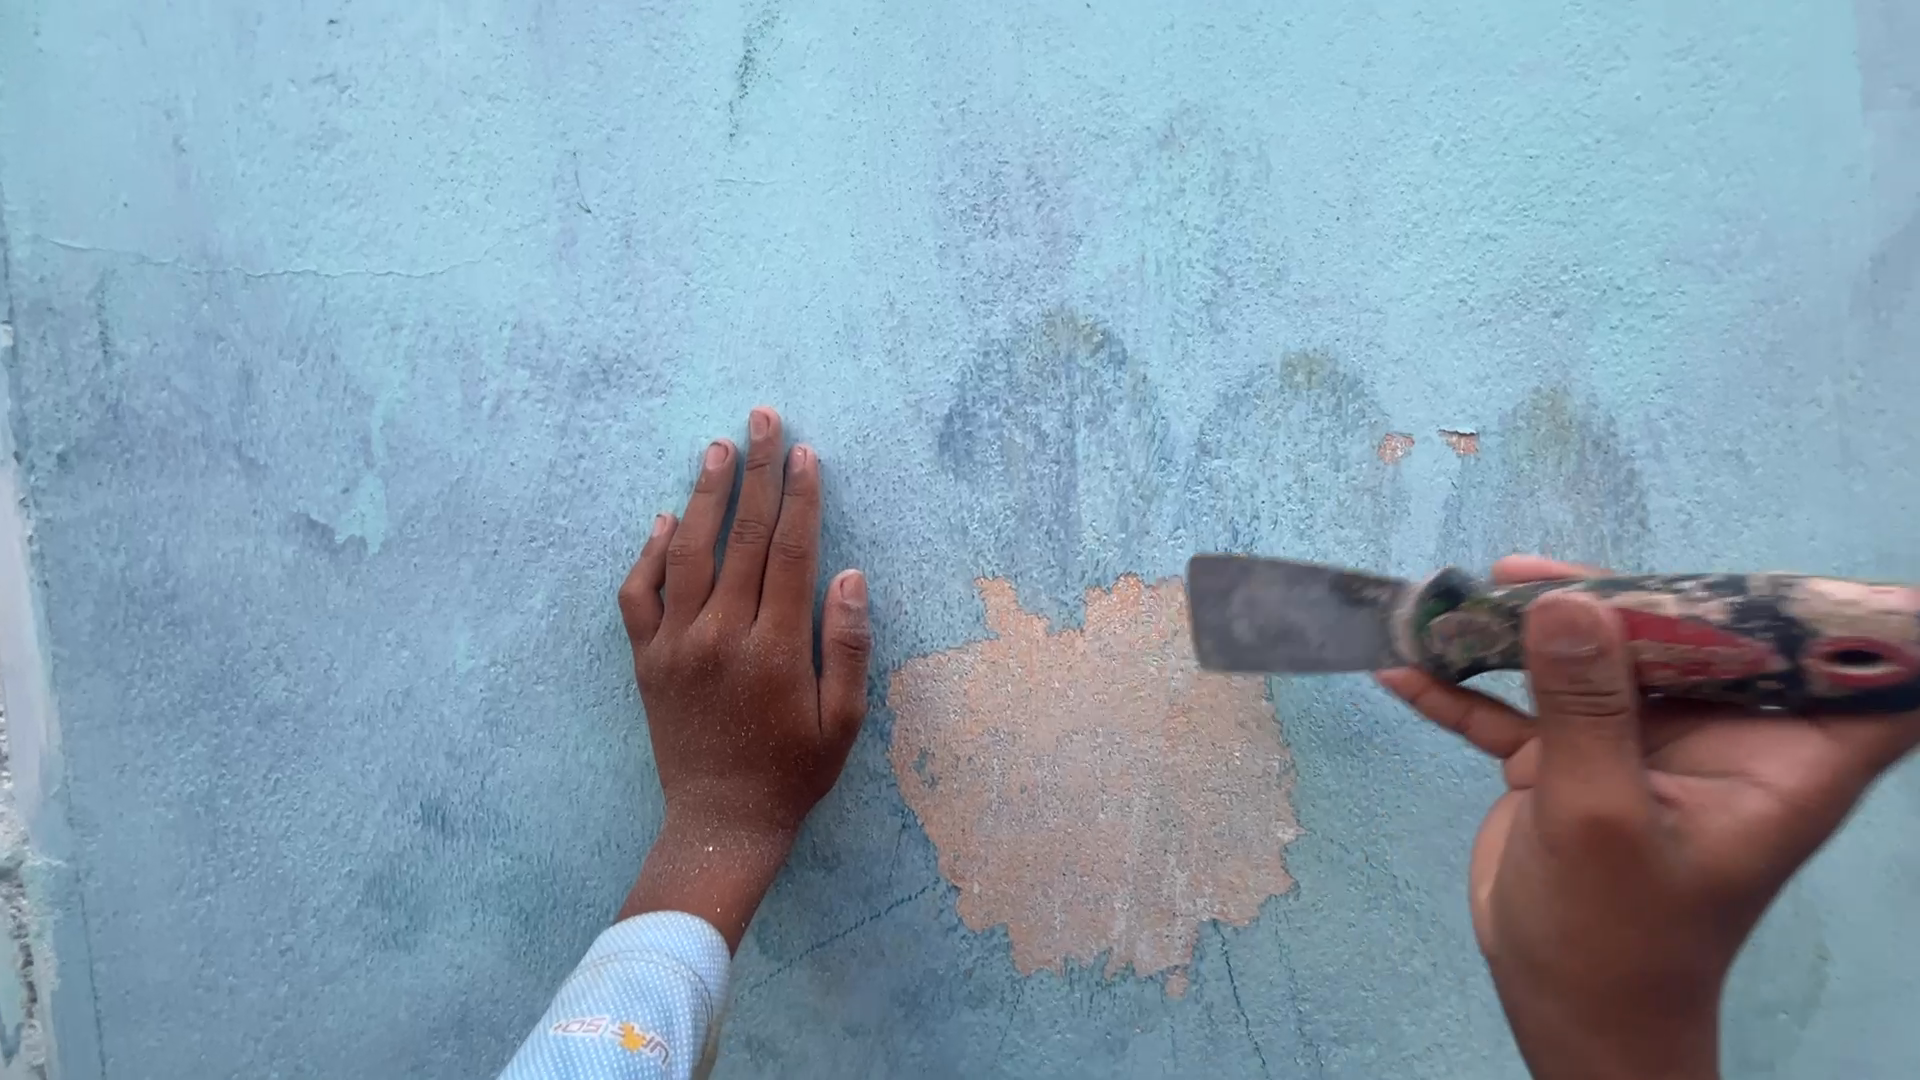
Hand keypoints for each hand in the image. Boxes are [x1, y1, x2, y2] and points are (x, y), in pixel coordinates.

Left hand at [613, 407, 872, 948]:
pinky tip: (661, 521)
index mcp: (775, 648)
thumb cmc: (794, 772)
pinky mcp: (645, 661)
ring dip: (703, 496)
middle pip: (743, 537)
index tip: (804, 452)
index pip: (790, 552)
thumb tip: (849, 574)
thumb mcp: (844, 720)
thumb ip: (846, 645)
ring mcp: (675, 646)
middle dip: (756, 473)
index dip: (801, 498)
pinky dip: (647, 554)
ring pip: (686, 553)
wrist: (720, 823)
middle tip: (762, 418)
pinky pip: (637, 596)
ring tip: (715, 448)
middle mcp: (721, 635)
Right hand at [1378, 556, 1919, 1079]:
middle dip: (1602, 601)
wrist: (1557, 995)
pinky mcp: (1557, 760)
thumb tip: (1562, 602)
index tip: (1724, 575)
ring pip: (1580, 665)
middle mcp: (1704, 738)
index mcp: (1771, 756)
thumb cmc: (1614, 927)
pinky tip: (1400, 672)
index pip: (1845, 670)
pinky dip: (1457, 691)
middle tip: (1518, 575)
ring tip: (1451, 605)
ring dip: (1514, 637)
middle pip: (1675, 642)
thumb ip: (1584, 706)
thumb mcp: (1598, 812)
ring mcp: (1622, 745)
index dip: (1817, 614)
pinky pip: (1507, 710)